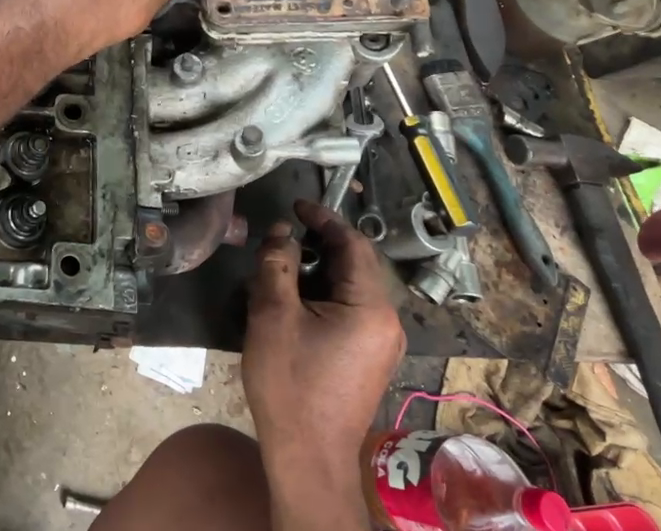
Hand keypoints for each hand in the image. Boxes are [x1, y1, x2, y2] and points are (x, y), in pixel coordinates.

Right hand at [243, 200, 403, 459]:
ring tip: (283, 264)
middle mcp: (387, 322)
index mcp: (371, 307)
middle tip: (283, 234)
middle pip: (356, 266)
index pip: (353, 245)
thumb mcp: (273, 314)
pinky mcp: (368, 360)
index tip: (294, 206)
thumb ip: (278, 264)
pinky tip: (296, 300)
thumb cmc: (290, 381)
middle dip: (320, 244)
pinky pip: (350, 311)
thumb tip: (282, 231)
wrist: (308, 455)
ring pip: (352, 289)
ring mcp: (381, 344)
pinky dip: (325, 295)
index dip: (324, 219)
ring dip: (320, 270)